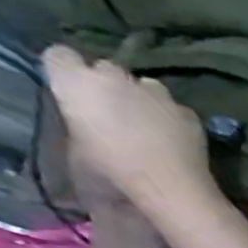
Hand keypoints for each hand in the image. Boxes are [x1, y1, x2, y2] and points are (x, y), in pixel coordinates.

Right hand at [42, 45, 208, 201]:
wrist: (173, 191)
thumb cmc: (112, 177)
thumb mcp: (75, 161)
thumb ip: (76, 135)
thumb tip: (85, 135)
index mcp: (76, 83)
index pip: (59, 56)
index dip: (65, 75)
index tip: (72, 95)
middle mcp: (117, 79)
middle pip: (106, 70)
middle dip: (107, 88)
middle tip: (112, 120)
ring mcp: (158, 93)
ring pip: (145, 86)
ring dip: (143, 101)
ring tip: (149, 132)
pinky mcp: (189, 114)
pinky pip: (176, 111)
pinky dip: (174, 122)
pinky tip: (177, 146)